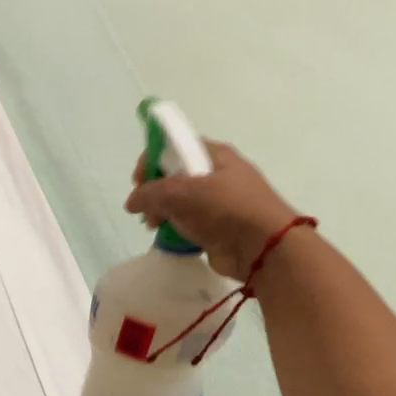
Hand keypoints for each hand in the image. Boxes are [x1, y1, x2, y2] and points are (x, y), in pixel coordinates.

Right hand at [125, 140, 300, 280]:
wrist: (263, 248)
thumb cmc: (225, 210)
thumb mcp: (181, 193)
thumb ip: (149, 193)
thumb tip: (131, 202)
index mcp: (215, 155)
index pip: (174, 147)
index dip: (151, 160)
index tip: (138, 182)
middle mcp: (218, 174)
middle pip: (175, 175)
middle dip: (154, 192)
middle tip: (146, 210)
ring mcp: (220, 202)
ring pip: (180, 201)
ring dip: (163, 213)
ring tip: (154, 227)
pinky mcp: (219, 226)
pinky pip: (190, 223)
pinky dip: (176, 229)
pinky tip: (169, 238)